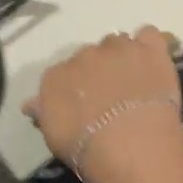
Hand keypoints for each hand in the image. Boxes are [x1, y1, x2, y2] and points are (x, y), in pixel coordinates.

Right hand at [23, 26, 182, 182]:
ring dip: (120, 57)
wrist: (128, 144)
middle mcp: (83, 55)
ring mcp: (118, 48)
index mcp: (55, 76)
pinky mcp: (150, 49)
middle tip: (107, 97)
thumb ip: (44, 113)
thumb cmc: (85, 148)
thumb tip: (32, 103)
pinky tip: (150, 63)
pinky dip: (148, 45)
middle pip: (88, 56)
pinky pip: (148, 35)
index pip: (59, 74)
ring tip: (131, 83)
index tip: (80, 105)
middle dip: (95, 72)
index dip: (71, 89)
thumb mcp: (53, 136)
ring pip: (116, 43)